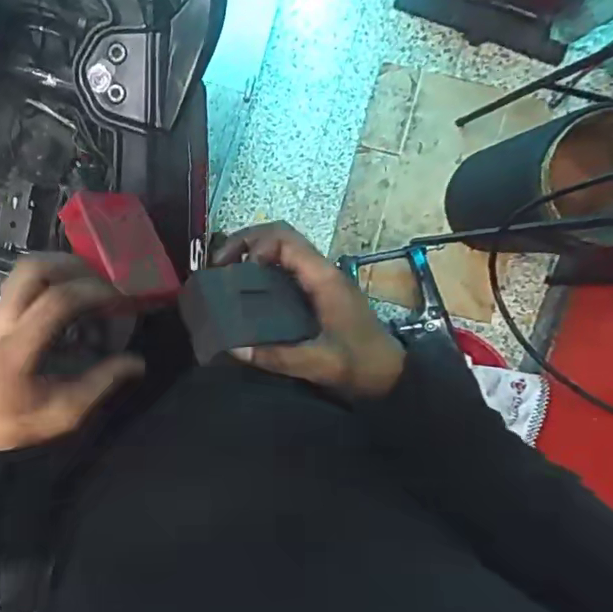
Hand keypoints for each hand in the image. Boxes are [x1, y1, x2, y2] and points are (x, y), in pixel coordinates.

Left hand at [0, 254, 146, 450]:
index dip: (92, 292)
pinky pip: (21, 282)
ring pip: (24, 269)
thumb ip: (101, 382)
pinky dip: (49, 279)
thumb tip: (137, 362)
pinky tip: (69, 298)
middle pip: (33, 269)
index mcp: (16, 350)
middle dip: (74, 266)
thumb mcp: (64, 413)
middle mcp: (1, 322)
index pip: (55, 301)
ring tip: (88, 285)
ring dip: (60, 267)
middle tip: (102, 283)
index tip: (118, 299)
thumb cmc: (17, 424)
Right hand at [213, 222, 404, 398]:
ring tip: (226, 276)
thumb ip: (277, 357)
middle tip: (218, 266)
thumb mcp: (319, 364)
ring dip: (253, 253)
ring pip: (283, 249)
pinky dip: (263, 270)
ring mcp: (322, 280)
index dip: (254, 245)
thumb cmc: (362, 365)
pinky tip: (247, 293)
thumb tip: (233, 349)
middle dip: (245, 242)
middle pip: (280, 235)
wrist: (394, 376)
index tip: (234, 272)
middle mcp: (322, 271)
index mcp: (323, 278)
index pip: (284, 238)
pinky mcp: (319, 293)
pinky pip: (287, 268)